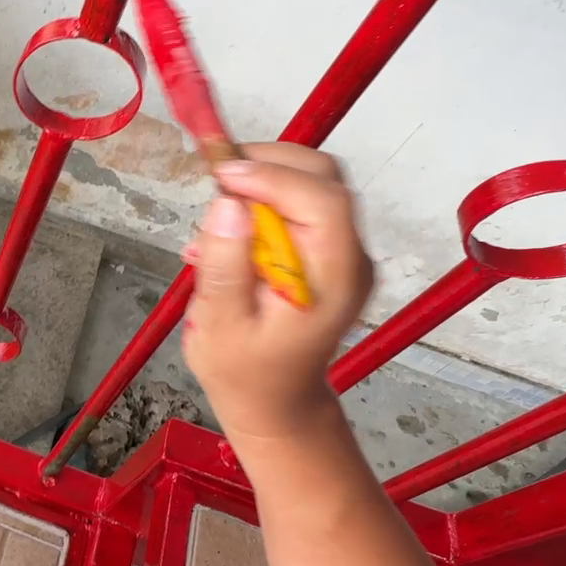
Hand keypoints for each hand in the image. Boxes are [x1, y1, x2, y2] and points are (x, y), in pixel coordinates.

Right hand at [182, 143, 372, 441]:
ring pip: (311, 185)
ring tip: (216, 215)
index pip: (321, 201)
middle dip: (268, 165)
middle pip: (323, 179)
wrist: (274, 400)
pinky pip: (299, 206)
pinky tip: (227, 232)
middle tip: (215, 180)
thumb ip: (225, 265)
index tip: (220, 176)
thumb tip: (226, 204)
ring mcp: (341, 253)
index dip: (272, 177)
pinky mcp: (325, 251)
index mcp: (332, 279)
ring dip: (260, 182)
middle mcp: (349, 258)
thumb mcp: (219, 325)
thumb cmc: (243, 371)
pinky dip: (261, 201)